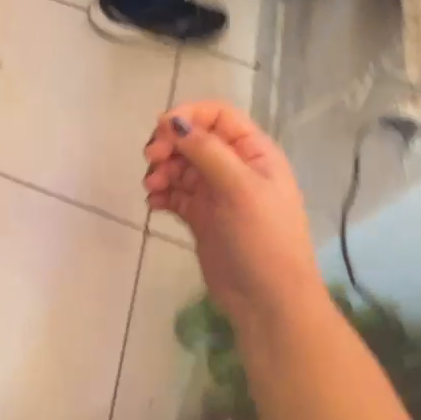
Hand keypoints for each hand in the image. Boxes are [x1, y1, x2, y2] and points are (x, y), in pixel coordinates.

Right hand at [144, 100, 320, 328]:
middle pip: (192, 137)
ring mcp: (216, 191)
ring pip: (179, 164)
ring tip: (152, 188)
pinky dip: (161, 193)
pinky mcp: (201, 215)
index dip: (188, 115)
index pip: (217, 115)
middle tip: (151, 159)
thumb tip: (174, 121)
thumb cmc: (264, 240)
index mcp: (254, 152)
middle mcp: (234, 166)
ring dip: (161, 170)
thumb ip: (207, 150)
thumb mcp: (240, 188)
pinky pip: (174, 192)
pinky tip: (154, 205)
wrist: (269, 304)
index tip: (162, 130)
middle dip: (168, 144)